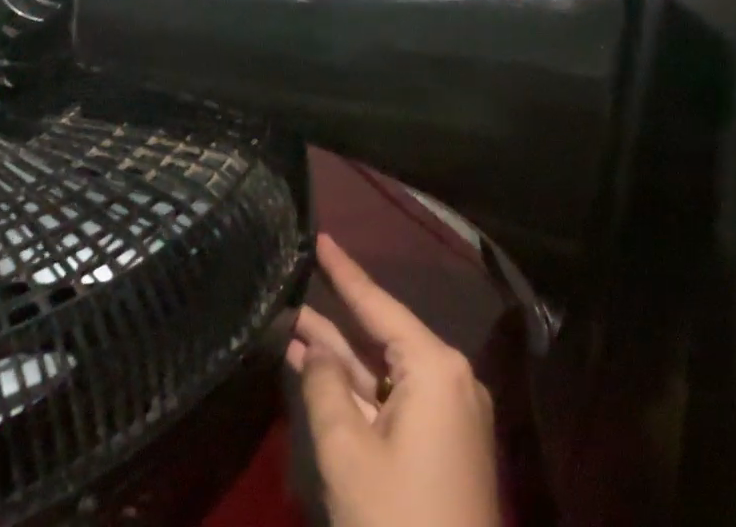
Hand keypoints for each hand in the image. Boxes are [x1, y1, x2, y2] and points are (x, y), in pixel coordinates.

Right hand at [289, 235, 498, 526]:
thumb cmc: (397, 513)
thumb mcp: (347, 448)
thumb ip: (324, 386)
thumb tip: (314, 348)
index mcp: (434, 368)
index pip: (379, 304)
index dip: (344, 271)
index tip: (320, 236)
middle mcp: (447, 379)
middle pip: (381, 333)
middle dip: (335, 313)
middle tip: (294, 276)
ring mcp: (446, 413)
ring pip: (383, 368)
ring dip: (339, 353)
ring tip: (288, 319)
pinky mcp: (440, 442)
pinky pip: (392, 397)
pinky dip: (356, 386)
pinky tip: (315, 367)